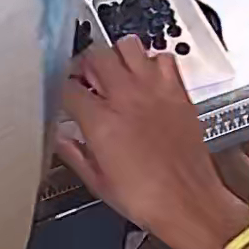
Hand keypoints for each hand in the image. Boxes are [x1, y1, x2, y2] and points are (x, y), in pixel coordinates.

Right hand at [56, 36, 248, 248]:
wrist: (187, 202)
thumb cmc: (147, 198)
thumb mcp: (98, 182)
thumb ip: (75, 154)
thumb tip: (62, 139)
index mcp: (101, 122)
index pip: (69, 87)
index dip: (61, 89)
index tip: (62, 97)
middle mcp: (127, 99)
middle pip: (96, 55)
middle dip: (84, 65)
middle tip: (84, 79)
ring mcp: (155, 91)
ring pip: (128, 46)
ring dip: (116, 56)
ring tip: (114, 73)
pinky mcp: (178, 93)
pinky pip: (162, 58)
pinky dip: (151, 62)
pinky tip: (145, 79)